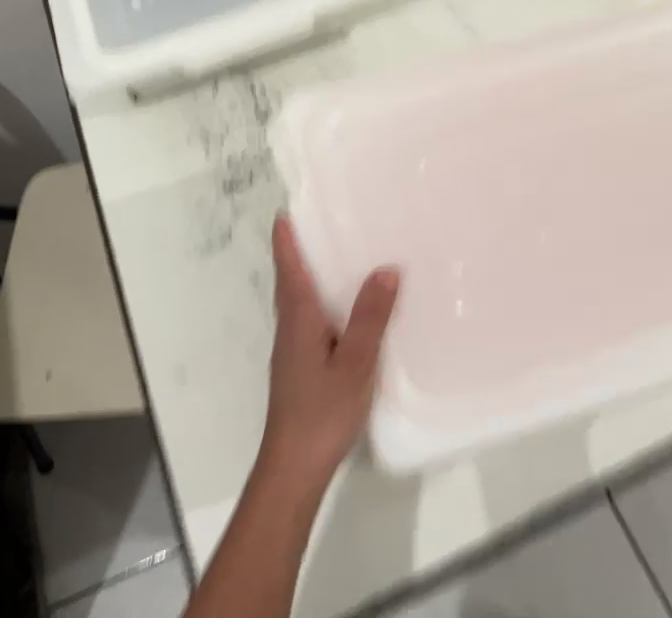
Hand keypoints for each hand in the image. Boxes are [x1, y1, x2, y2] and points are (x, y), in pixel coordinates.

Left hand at [258, 215, 399, 489]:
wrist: (294, 464)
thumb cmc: (322, 410)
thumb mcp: (356, 363)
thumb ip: (370, 317)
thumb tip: (386, 268)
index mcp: (298, 318)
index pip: (288, 267)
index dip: (286, 237)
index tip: (288, 207)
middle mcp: (289, 327)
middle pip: (290, 280)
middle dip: (300, 250)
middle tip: (325, 222)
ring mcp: (292, 348)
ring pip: (299, 301)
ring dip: (312, 276)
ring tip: (341, 257)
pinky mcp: (300, 366)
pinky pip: (309, 320)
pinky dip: (322, 302)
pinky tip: (345, 310)